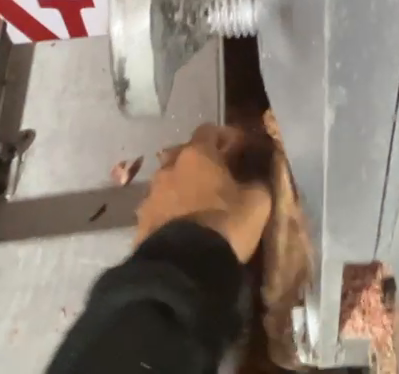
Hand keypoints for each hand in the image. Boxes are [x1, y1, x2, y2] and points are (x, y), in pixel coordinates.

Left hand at [135, 124, 272, 262]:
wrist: (184, 269)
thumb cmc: (225, 224)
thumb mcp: (257, 202)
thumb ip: (257, 182)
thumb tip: (256, 178)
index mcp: (197, 154)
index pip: (210, 130)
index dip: (226, 137)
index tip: (240, 150)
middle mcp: (169, 167)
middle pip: (185, 154)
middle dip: (201, 163)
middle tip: (219, 179)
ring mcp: (151, 195)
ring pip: (170, 182)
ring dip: (183, 188)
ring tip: (200, 207)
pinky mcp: (140, 223)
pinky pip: (159, 209)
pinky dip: (171, 212)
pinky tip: (184, 228)